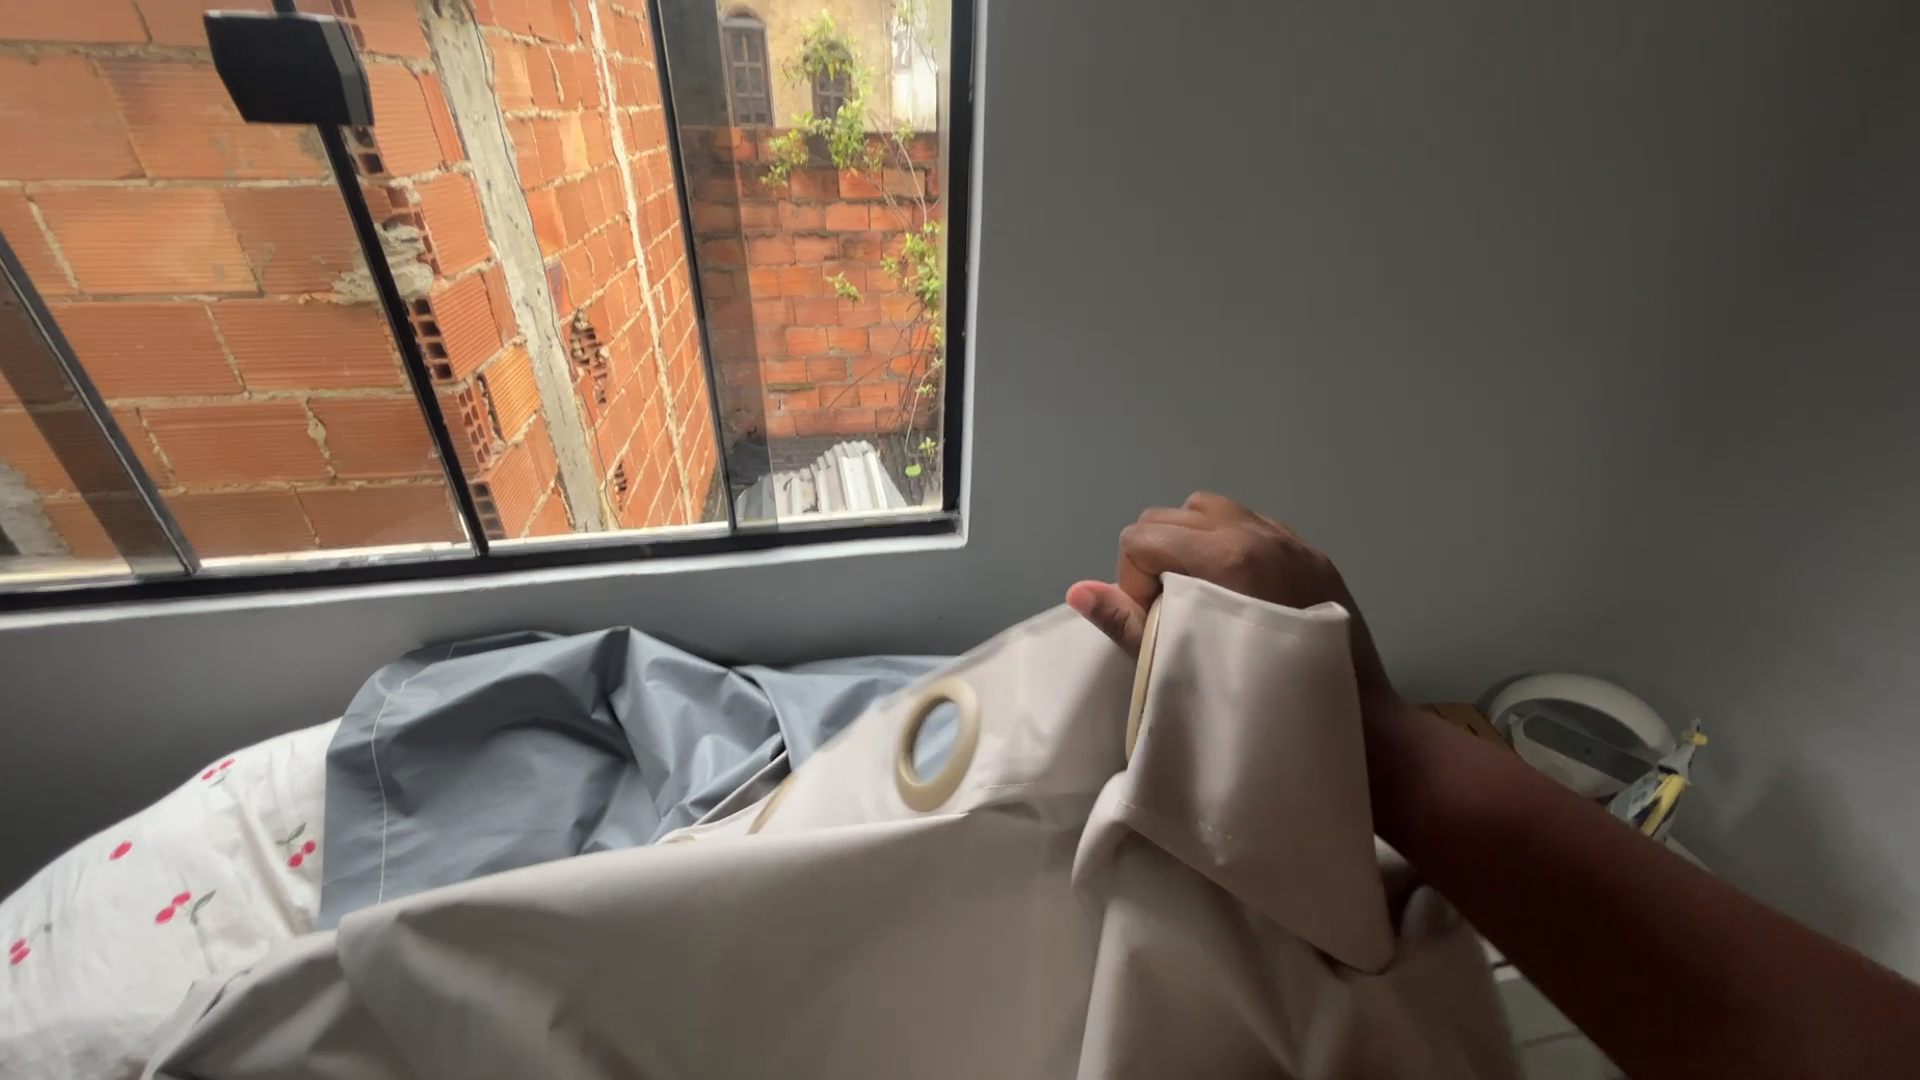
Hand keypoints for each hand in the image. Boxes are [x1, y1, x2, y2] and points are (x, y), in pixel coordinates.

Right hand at [1065, 492, 1397, 705]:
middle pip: (1167, 517)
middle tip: (1171, 608)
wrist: (1360, 724)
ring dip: (1189, 541)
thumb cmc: (1260, 701)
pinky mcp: (1309, 550)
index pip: (1139, 539)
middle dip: (1154, 558)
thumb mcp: (1180, 661)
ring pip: (1208, 509)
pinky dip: (1229, 542)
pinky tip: (1239, 588)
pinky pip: (1250, 522)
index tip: (1155, 621)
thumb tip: (1077, 590)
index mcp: (1223, 556)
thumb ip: (1125, 620)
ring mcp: (1287, 537)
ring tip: (1200, 590)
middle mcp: (1255, 531)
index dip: (1132, 581)